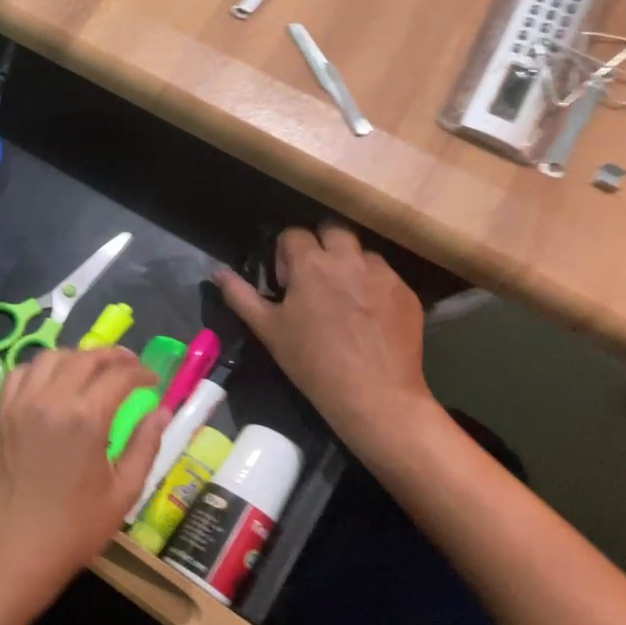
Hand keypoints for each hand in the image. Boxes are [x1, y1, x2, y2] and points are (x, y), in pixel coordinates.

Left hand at [0, 348, 169, 598]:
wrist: (18, 547)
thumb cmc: (77, 527)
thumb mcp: (123, 491)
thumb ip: (145, 445)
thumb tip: (161, 412)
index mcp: (85, 418)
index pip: (118, 377)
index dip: (141, 372)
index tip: (154, 379)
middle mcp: (50, 399)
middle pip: (85, 358)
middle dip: (112, 356)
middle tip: (130, 366)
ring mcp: (21, 403)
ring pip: (50, 357)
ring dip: (77, 356)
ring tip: (95, 369)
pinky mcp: (3, 412)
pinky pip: (20, 373)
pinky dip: (41, 367)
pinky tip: (55, 380)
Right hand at [214, 223, 437, 457]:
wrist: (375, 394)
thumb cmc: (312, 361)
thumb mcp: (267, 329)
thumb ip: (240, 295)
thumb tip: (218, 272)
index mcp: (311, 264)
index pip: (293, 234)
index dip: (284, 254)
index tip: (285, 282)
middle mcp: (350, 259)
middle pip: (333, 229)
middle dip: (320, 244)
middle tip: (314, 277)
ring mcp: (384, 275)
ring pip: (362, 252)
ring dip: (349, 264)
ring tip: (343, 298)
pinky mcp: (407, 294)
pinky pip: (386, 276)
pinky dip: (373, 286)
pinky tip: (367, 317)